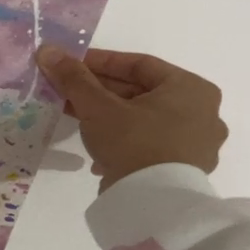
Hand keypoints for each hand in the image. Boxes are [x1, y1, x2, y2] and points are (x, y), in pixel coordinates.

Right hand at [36, 45, 228, 190]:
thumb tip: (47, 50)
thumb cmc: (133, 141)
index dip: (99, 61)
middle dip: (98, 89)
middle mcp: (202, 110)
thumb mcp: (96, 106)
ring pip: (142, 116)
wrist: (154, 200)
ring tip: (73, 115)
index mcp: (190, 88)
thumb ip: (73, 78)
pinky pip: (148, 140)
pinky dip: (121, 136)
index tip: (68, 64)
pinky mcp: (183, 164)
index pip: (139, 64)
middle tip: (65, 89)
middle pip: (140, 90)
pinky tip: (96, 144)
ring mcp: (196, 140)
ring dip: (106, 113)